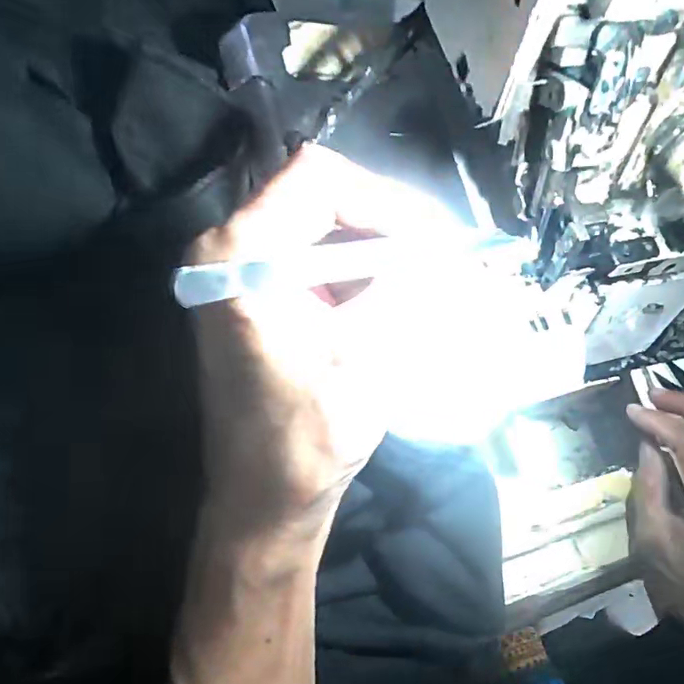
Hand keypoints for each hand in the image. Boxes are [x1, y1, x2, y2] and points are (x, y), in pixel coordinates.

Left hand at [188, 147, 409, 553]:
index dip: (387, 200)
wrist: (263, 502)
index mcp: (240, 258)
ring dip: (385, 248)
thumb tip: (450, 244)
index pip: (319, 181)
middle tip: (449, 256)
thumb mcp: (366, 357)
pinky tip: (404, 296)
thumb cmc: (304, 442)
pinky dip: (368, 272)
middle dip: (392, 223)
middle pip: (324, 198)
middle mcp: (233, 253)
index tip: (437, 242)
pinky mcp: (266, 298)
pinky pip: (324, 261)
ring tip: (438, 276)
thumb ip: (405, 286)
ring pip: (330, 229)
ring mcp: (247, 276)